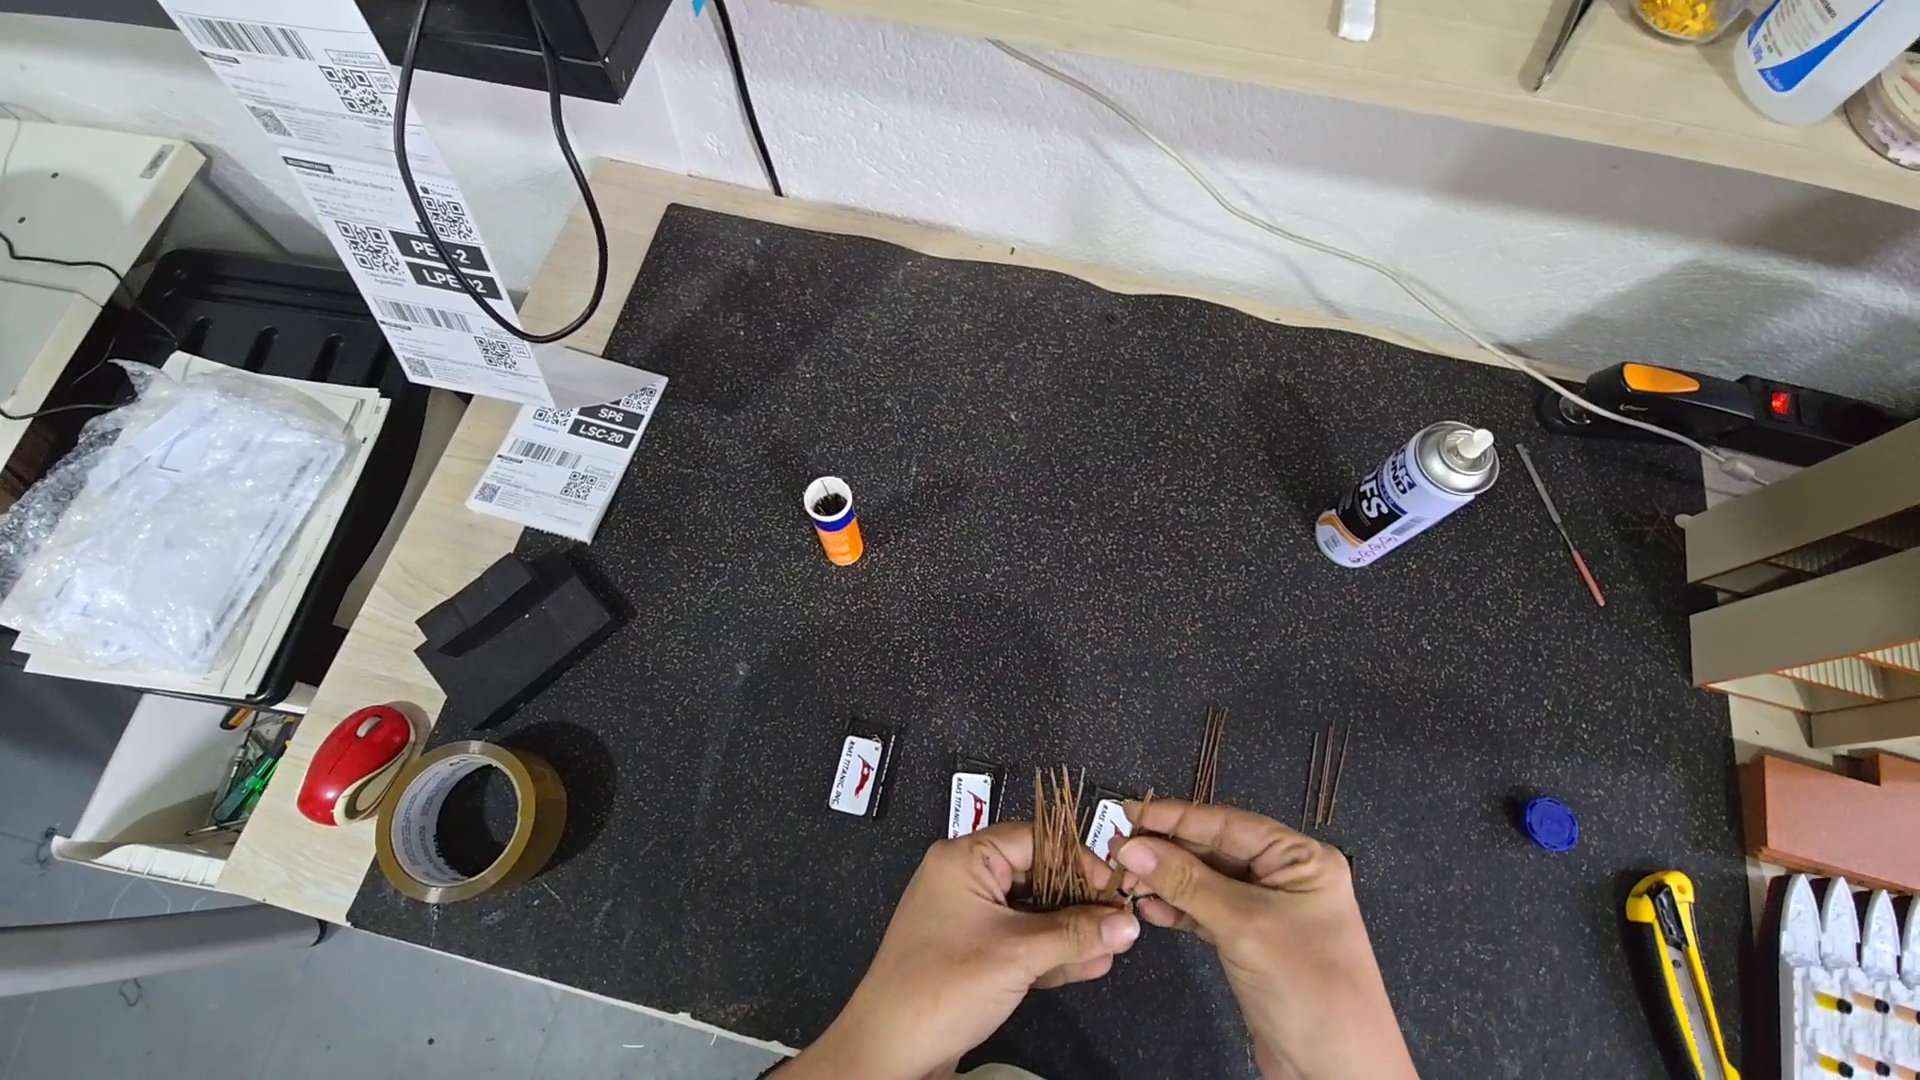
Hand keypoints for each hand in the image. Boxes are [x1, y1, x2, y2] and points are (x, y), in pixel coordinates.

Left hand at [776, 821, 1140, 1079]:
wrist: (888, 1052)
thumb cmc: (946, 985)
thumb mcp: (1016, 954)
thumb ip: (1075, 935)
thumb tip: (1129, 924)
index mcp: (964, 857)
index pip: (1033, 840)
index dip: (1076, 859)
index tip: (1114, 887)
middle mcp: (965, 878)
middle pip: (1034, 875)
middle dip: (1079, 899)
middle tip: (1122, 917)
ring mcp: (967, 917)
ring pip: (1031, 912)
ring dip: (1071, 930)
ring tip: (1117, 943)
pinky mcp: (972, 953)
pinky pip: (1019, 941)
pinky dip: (1052, 952)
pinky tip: (1093, 962)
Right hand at [1113, 800, 1416, 1079]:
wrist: (1340, 1078)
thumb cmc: (1305, 987)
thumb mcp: (1244, 927)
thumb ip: (1185, 882)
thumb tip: (1130, 846)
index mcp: (1298, 858)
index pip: (1226, 823)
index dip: (1174, 816)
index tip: (1127, 811)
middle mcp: (1283, 875)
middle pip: (1212, 849)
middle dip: (1165, 850)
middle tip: (1116, 849)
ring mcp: (1265, 909)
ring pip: (1204, 880)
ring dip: (1165, 880)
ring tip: (1123, 880)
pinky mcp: (1249, 940)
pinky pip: (1205, 911)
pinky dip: (1176, 909)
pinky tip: (1147, 908)